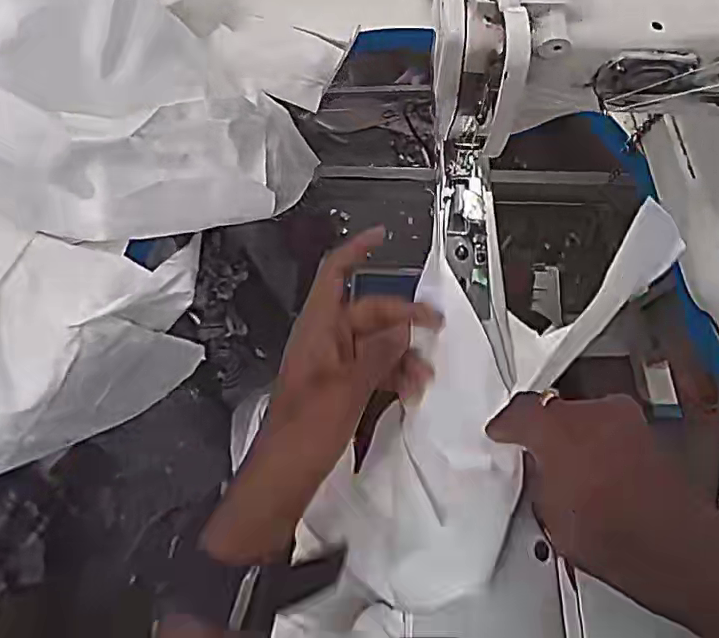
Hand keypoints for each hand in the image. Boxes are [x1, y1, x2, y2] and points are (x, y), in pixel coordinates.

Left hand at [273, 227, 438, 423]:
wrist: (282, 481)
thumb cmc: (303, 433)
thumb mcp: (349, 388)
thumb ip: (381, 351)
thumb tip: (405, 326)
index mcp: (319, 328)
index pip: (336, 273)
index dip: (357, 249)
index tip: (381, 236)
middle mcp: (327, 338)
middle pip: (371, 311)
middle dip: (404, 319)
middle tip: (435, 323)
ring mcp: (335, 362)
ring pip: (378, 341)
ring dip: (404, 353)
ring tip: (424, 374)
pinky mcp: (343, 384)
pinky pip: (376, 365)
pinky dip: (395, 373)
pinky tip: (411, 388)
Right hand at [487, 394, 711, 578]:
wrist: (666, 543)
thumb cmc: (614, 535)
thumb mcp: (549, 513)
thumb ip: (537, 476)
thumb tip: (539, 471)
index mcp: (553, 428)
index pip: (520, 410)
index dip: (508, 424)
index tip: (504, 431)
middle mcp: (587, 410)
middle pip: (554, 409)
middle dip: (547, 431)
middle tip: (543, 461)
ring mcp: (618, 413)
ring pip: (584, 414)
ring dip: (578, 434)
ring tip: (581, 473)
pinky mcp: (641, 423)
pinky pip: (610, 423)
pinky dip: (603, 439)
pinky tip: (605, 471)